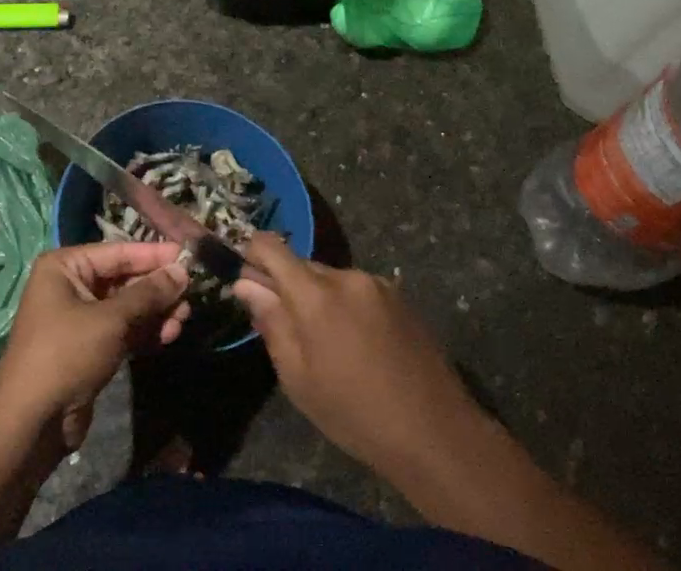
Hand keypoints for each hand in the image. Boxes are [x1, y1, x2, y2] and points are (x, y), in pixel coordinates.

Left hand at [0, 242, 190, 448]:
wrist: (33, 418)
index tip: (188, 254)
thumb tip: (181, 271)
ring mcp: (79, 318)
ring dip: (155, 313)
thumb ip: (148, 294)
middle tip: (191, 295)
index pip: (117, 252)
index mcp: (64, 267)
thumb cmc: (67, 353)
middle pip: (123, 280)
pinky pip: (123, 331)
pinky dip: (144, 332)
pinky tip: (169, 336)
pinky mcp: (89, 347)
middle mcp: (70, 287)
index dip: (153, 254)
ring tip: (184, 319)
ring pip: (127, 308)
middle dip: (157, 289)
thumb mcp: (110, 319)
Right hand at [232, 234, 474, 469]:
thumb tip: (245, 283)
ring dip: (318, 298)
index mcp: (315, 294)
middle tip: (282, 325)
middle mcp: (347, 278)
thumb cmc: (354, 413)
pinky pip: (359, 291)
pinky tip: (356, 346)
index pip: (271, 247)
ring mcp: (380, 286)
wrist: (436, 434)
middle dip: (286, 286)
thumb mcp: (297, 377)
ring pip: (331, 279)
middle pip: (302, 265)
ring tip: (325, 343)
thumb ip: (271, 322)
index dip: (251, 253)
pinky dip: (346, 306)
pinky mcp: (403, 300)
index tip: (243, 276)